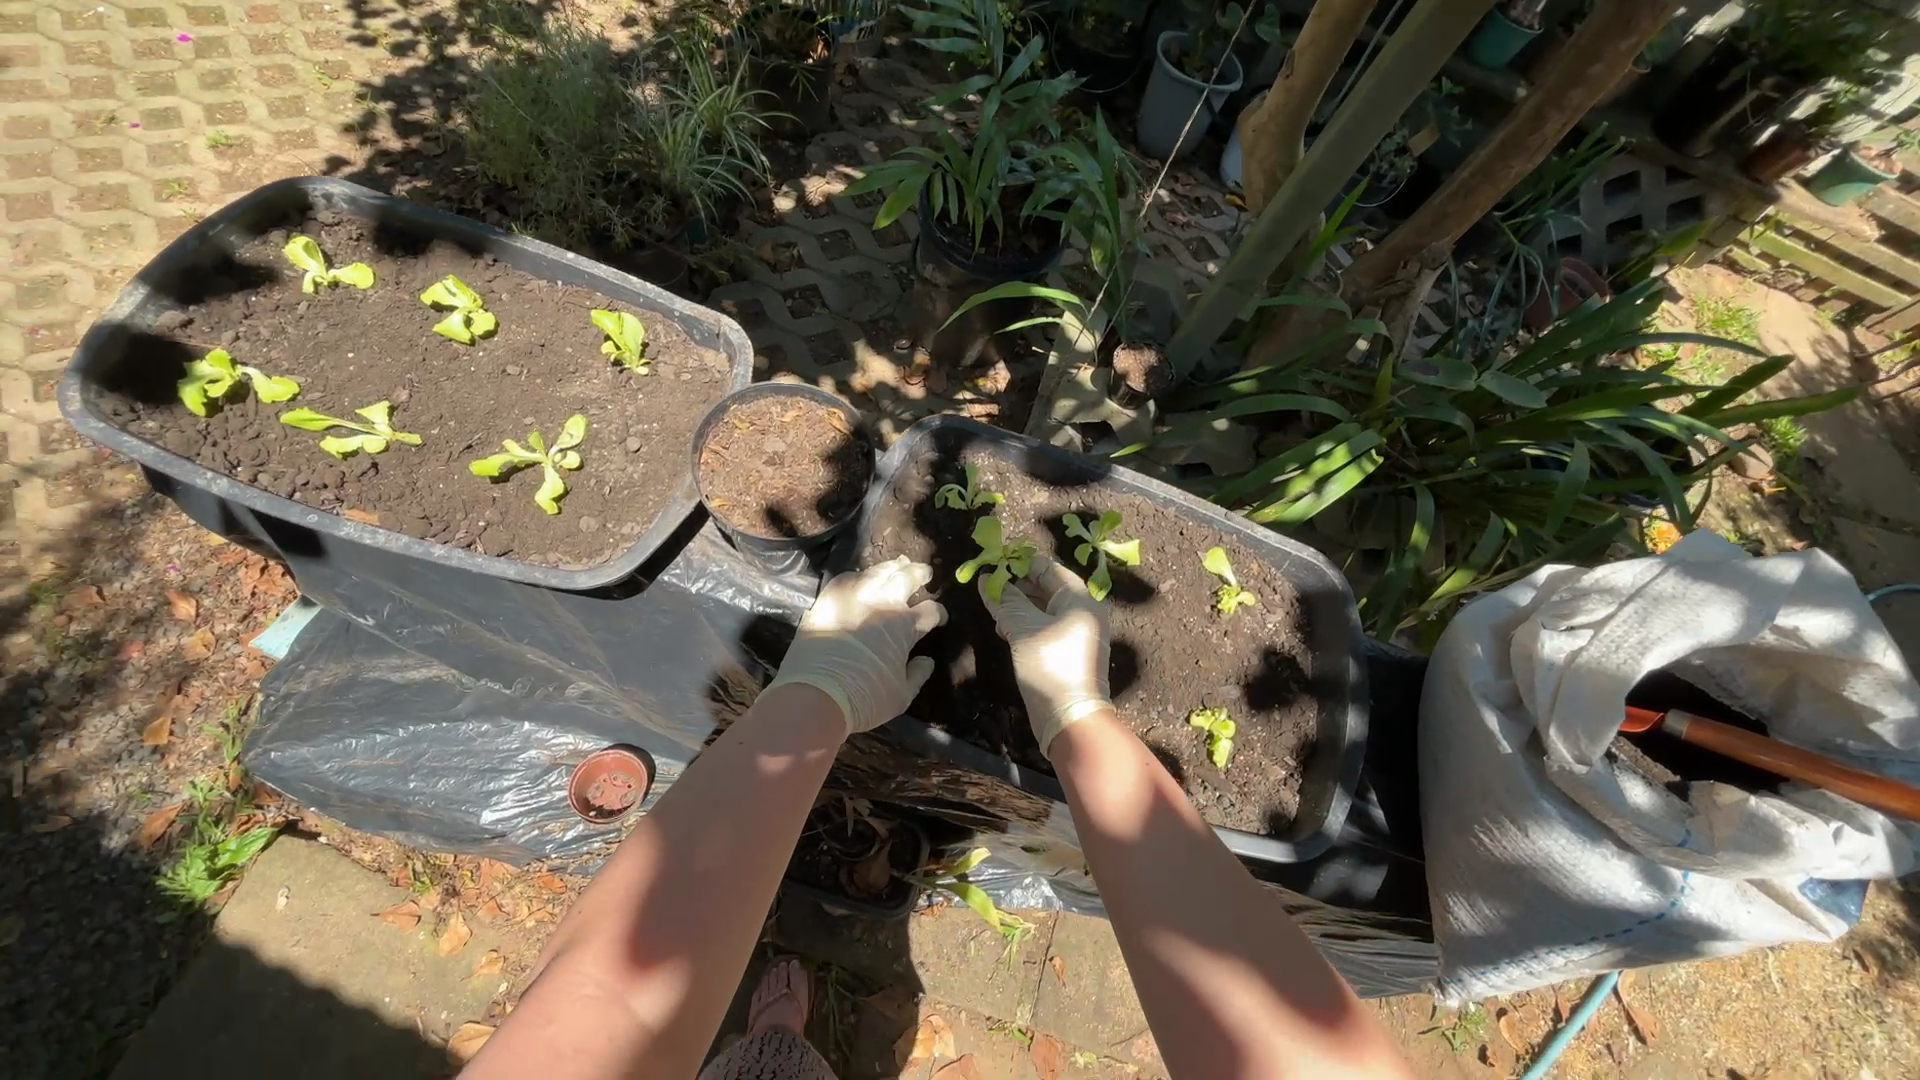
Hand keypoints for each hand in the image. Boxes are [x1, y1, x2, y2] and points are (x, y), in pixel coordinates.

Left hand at [767, 556, 946, 734]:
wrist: (816, 696)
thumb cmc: (865, 699)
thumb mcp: (902, 695)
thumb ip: (917, 675)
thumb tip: (926, 661)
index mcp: (904, 625)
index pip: (930, 611)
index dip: (938, 613)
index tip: (939, 618)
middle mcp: (881, 604)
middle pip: (905, 578)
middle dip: (919, 574)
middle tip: (924, 572)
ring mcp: (852, 598)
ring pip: (876, 572)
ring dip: (890, 568)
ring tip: (897, 565)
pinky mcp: (826, 601)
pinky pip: (846, 579)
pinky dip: (858, 576)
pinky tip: (861, 578)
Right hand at [979, 556, 1111, 756]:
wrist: (1070, 717)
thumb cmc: (1050, 664)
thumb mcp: (1022, 628)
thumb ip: (1004, 601)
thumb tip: (987, 579)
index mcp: (1080, 598)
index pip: (1048, 568)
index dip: (1020, 563)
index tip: (994, 562)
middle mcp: (1083, 611)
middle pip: (1046, 587)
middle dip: (1017, 586)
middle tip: (989, 586)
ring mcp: (1077, 633)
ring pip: (1043, 609)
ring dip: (1018, 606)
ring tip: (993, 609)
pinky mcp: (1068, 651)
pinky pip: (1045, 627)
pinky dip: (1025, 624)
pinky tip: (1004, 630)